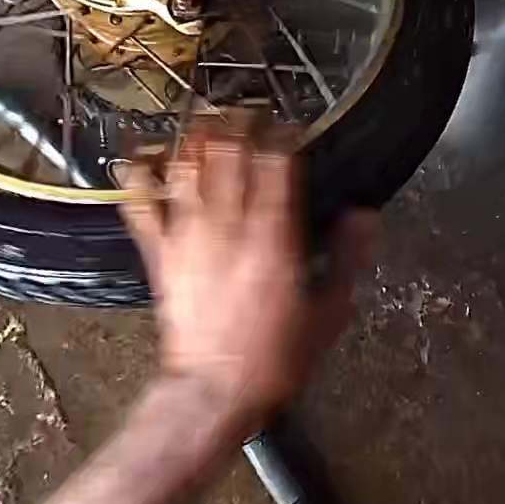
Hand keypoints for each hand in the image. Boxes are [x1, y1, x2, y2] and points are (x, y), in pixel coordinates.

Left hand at [119, 130, 376, 428]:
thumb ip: (347, 258)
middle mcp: (229, 226)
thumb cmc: (275, 355)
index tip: (291, 126)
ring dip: (197, 136)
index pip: (277, 164)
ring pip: (187, 168)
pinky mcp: (161, 254)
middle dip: (239, 123)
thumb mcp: (328, 311)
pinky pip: (142, 206)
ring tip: (207, 117)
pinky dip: (139, 176)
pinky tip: (143, 156)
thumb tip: (365, 215)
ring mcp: (189, 237)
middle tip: (250, 113)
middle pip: (228, 153)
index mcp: (273, 237)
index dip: (283, 135)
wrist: (212, 391)